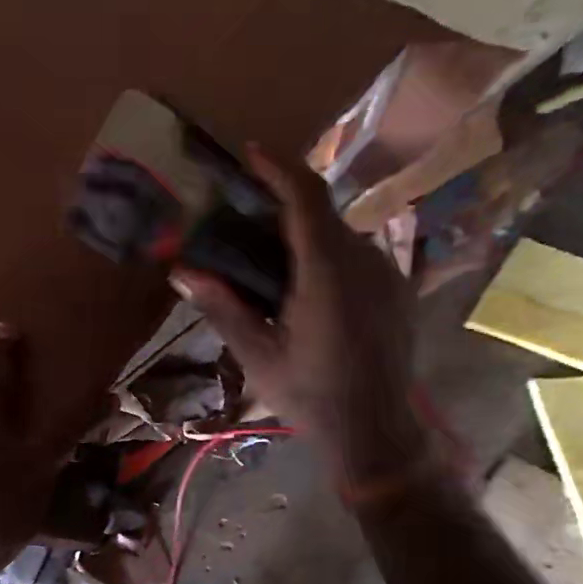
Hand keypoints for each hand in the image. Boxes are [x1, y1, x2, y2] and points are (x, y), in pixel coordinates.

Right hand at [173, 146, 425, 483]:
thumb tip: (182, 271)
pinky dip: (333, 258)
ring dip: (310, 237)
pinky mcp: (399, 291)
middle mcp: (364, 260)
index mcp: (326, 271)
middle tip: (250, 221)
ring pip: (344, 236)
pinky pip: (362, 257)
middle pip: (323, 213)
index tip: (251, 153)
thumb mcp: (258, 356)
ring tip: (278, 263)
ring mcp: (388, 274)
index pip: (304, 196)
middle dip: (286, 207)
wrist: (375, 430)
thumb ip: (223, 308)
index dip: (278, 167)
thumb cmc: (311, 396)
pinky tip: (313, 290)